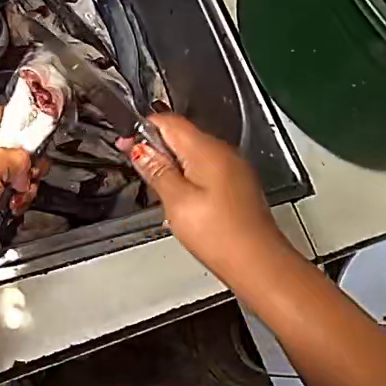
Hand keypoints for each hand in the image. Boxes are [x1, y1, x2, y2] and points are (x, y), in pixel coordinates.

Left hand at [0, 108, 42, 268]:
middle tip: (27, 173)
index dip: (24, 121)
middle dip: (30, 165)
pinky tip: (10, 210)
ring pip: (19, 179)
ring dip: (25, 190)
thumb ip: (18, 156)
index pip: (4, 117)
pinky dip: (17, 206)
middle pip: (18, 152)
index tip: (40, 133)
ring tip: (15, 196)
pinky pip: (13, 200)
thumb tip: (28, 166)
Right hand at [124, 113, 296, 279]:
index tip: (126, 144)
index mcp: (208, 151)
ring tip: (160, 191)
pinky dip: (189, 179)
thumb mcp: (177, 202)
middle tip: (140, 170)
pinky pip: (206, 170)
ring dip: (172, 166)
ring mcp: (234, 169)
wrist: (259, 264)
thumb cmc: (223, 236)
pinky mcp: (237, 185)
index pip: (169, 121)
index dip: (143, 129)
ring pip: (193, 154)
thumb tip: (140, 150)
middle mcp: (224, 153)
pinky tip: (183, 201)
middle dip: (156, 148)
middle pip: (181, 135)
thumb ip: (157, 171)